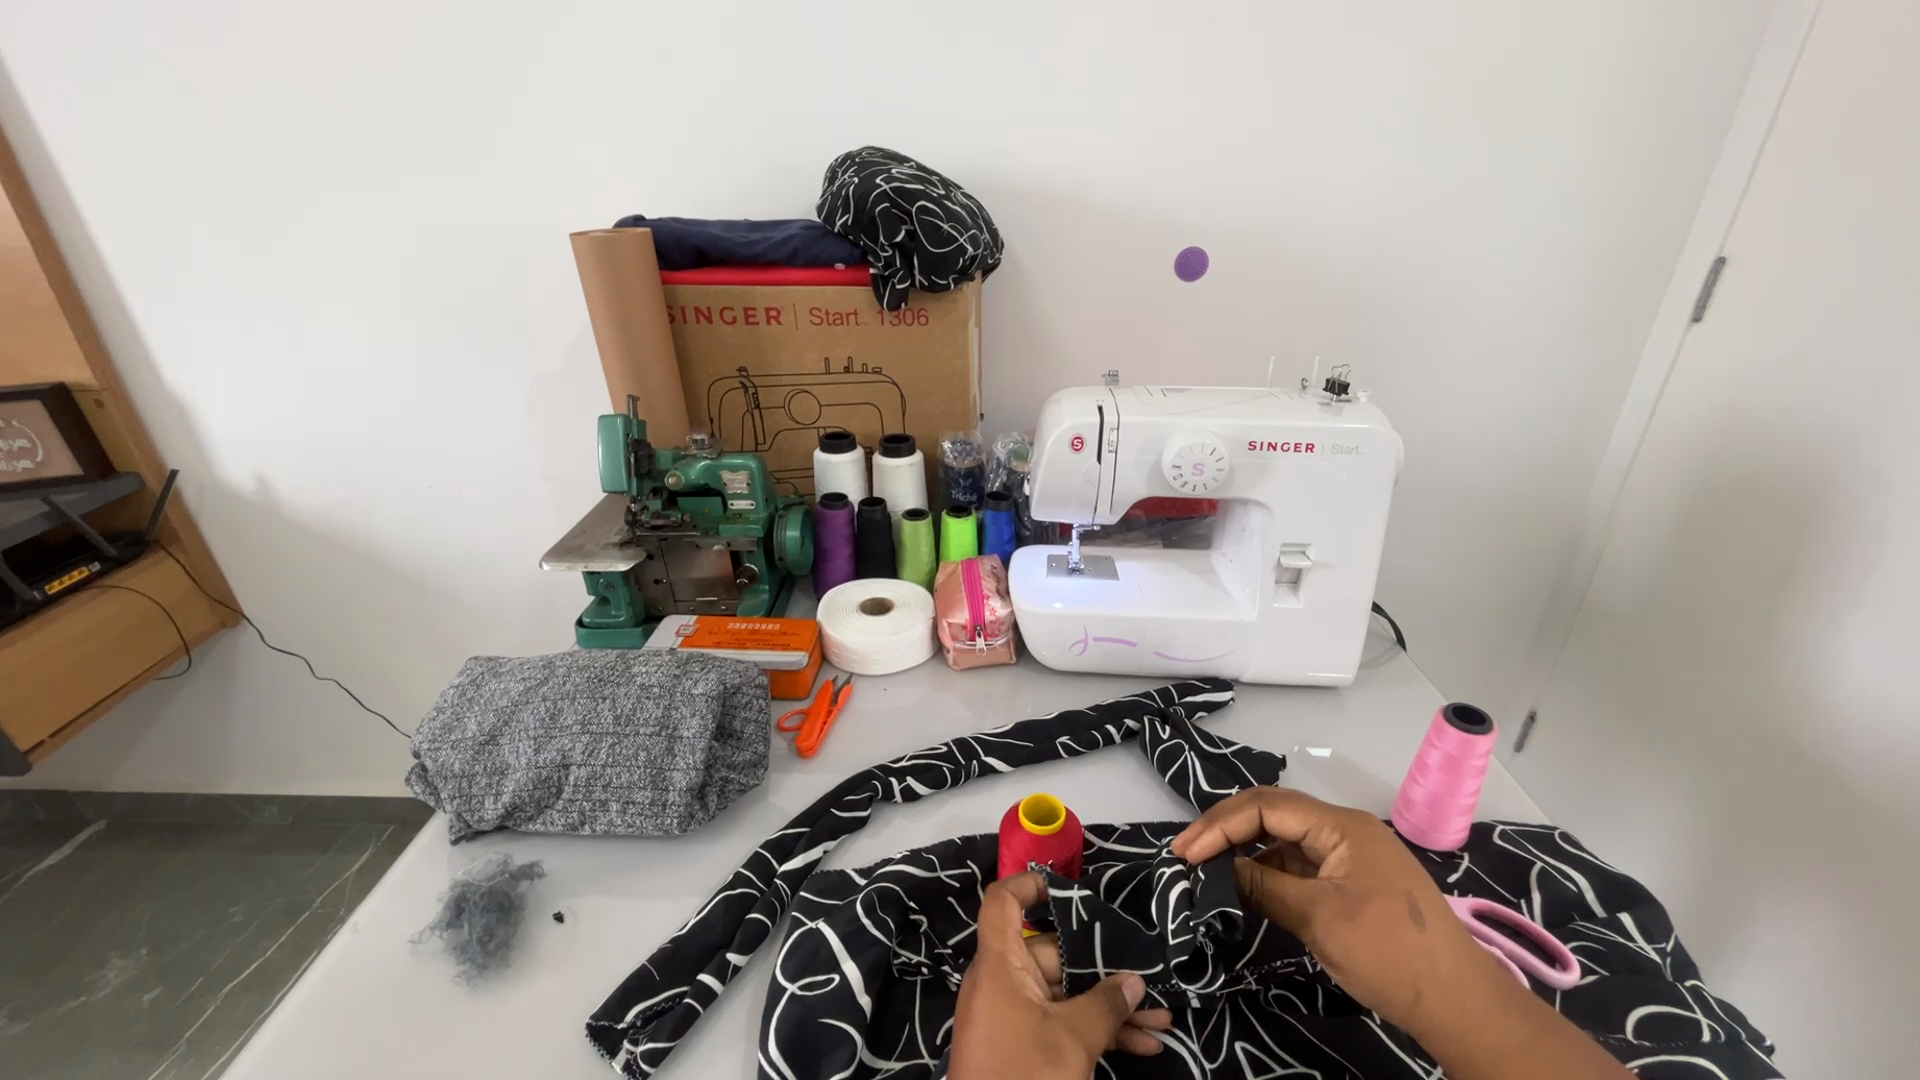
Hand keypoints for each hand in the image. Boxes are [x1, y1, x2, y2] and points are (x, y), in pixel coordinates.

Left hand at [949, 872, 1172, 1078]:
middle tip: (1149, 975)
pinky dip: (1097, 1030)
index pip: (1003, 903)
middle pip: (1051, 951)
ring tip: (1162, 1018)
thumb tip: (1134, 982)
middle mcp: (1003, 981)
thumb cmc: (1024, 1077)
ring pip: (1065, 992)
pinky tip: (1144, 1044)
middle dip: (1102, 966)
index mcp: (1000, 964)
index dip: (1031, 885)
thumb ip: (1105, 1006)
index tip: (1070, 889)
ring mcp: (1014, 1014)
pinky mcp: (1024, 1045)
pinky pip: (1062, 1022)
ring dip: (1110, 1005)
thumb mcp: (1072, 1040)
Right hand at [1170, 787, 1494, 1034]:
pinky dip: (1268, 871)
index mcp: (1341, 826)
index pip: (1265, 807)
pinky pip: (1300, 864)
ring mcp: (1350, 856)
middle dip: (1227, 831)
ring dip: (1245, 850)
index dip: (1220, 826)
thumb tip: (1215, 871)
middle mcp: (1344, 830)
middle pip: (1273, 814)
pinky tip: (1245, 886)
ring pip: (1284, 839)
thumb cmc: (1389, 954)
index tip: (1186, 854)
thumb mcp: (1317, 919)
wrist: (1461, 1005)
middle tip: (1187, 855)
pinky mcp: (1352, 881)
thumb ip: (1262, 886)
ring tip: (1207, 869)